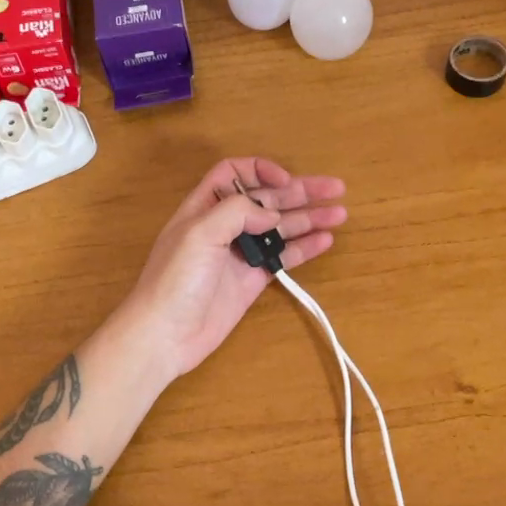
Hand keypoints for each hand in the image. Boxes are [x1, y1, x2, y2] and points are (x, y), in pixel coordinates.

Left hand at [108, 158, 346, 382]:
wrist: (165, 334)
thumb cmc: (175, 280)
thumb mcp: (199, 234)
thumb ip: (236, 213)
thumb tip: (270, 213)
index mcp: (205, 207)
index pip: (234, 174)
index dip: (261, 171)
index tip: (285, 182)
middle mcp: (224, 226)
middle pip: (266, 199)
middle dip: (300, 192)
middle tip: (335, 188)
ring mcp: (239, 254)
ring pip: (280, 228)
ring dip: (309, 217)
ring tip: (340, 213)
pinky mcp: (251, 280)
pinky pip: (282, 257)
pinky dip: (304, 247)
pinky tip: (326, 240)